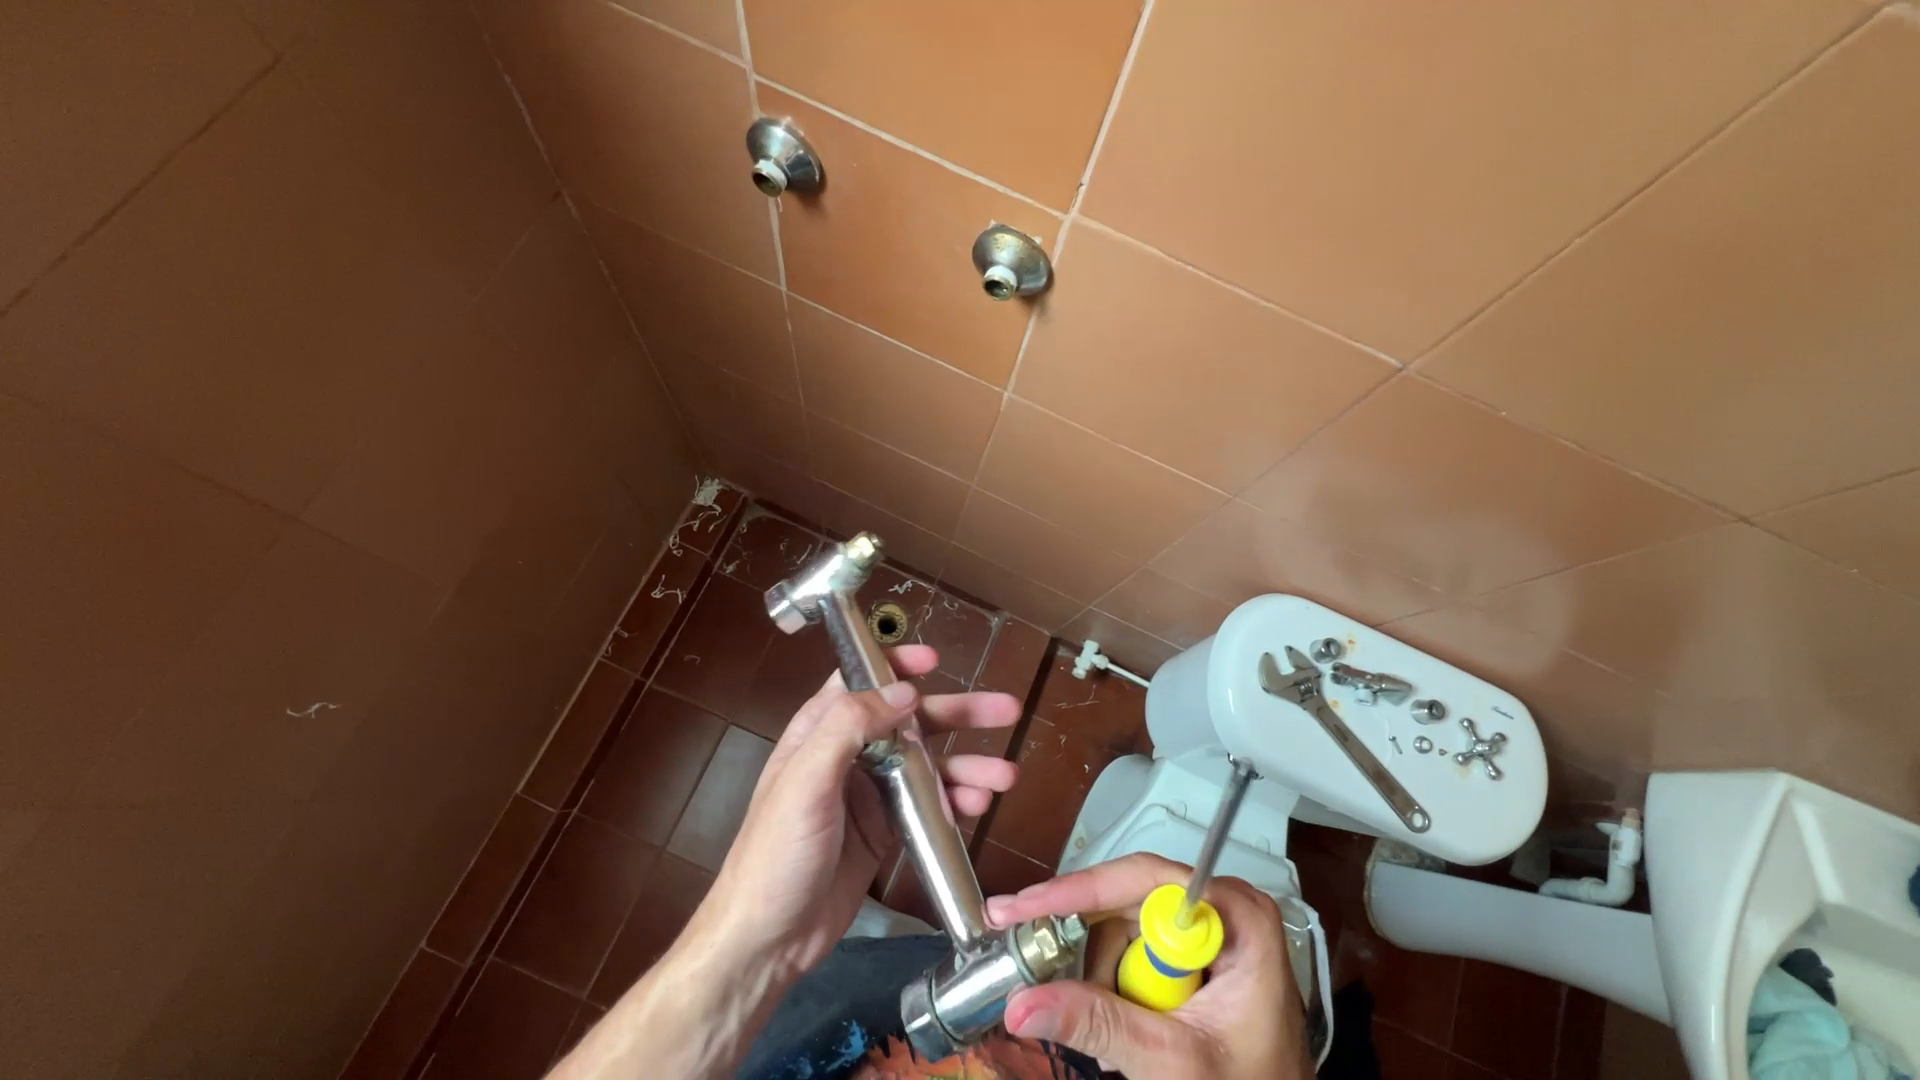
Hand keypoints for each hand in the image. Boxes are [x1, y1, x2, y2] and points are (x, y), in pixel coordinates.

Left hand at [694, 644, 1020, 981]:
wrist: (768, 939)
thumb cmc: (777, 852)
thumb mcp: (806, 780)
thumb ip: (850, 726)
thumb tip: (905, 691)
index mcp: (819, 733)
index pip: (861, 683)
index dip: (896, 666)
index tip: (934, 660)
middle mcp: (848, 756)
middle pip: (910, 722)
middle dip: (957, 714)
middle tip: (1006, 709)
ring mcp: (869, 795)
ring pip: (928, 767)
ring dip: (967, 766)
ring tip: (1006, 775)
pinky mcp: (885, 832)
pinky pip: (929, 807)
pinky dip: (955, 803)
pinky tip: (979, 807)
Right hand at [986, 853, 1313, 1079]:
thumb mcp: (1175, 1063)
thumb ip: (1102, 1025)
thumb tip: (1020, 1003)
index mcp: (1235, 915)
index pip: (1141, 880)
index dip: (1076, 892)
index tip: (1019, 908)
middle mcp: (1218, 906)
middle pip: (1122, 897)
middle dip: (1075, 937)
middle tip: (1015, 946)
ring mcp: (1202, 928)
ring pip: (1117, 924)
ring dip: (1095, 974)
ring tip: (1100, 1033)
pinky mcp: (1189, 951)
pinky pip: (1129, 948)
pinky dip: (1108, 983)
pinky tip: (1112, 1022)